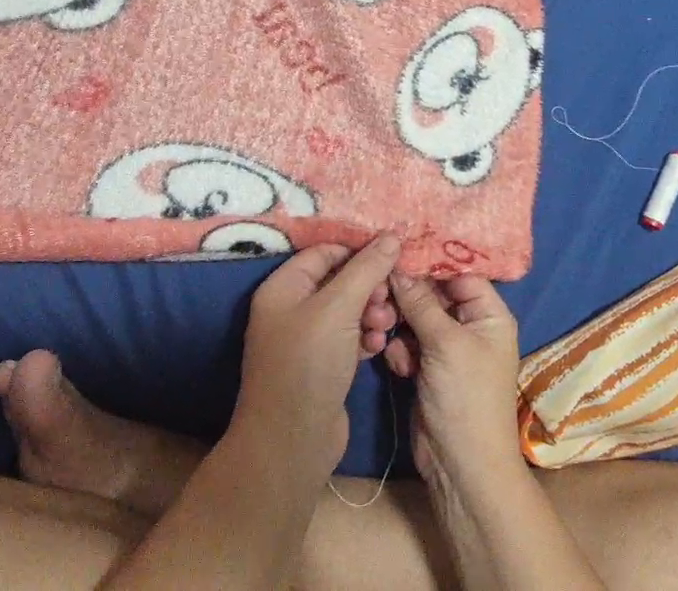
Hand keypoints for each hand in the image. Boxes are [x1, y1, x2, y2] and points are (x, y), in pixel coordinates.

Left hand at [233, 236, 401, 479]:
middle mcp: (291, 308)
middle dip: (370, 287)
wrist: (293, 441)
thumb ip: (366, 269)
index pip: (325, 252)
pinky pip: (350, 336)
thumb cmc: (308, 365)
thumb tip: (392, 236)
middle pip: (340, 280)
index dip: (359, 251)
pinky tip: (377, 346)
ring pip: (349, 310)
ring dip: (372, 313)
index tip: (394, 256)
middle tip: (389, 299)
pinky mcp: (324, 364)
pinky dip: (366, 336)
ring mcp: (307, 339)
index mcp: (283, 287)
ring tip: (383, 326)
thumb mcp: (338, 309)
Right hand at [384, 274, 526, 498]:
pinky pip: (408, 344)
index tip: (396, 248)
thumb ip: (421, 302)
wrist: (462, 466)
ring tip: (383, 329)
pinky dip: (399, 350)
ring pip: (416, 318)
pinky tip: (395, 365)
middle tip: (379, 290)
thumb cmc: (466, 398)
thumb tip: (399, 264)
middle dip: (408, 294)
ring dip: (399, 323)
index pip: (460, 273)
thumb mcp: (445, 344)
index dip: (430, 261)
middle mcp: (471, 327)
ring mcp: (448, 349)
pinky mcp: (428, 370)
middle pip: (434, 294)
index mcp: (489, 314)